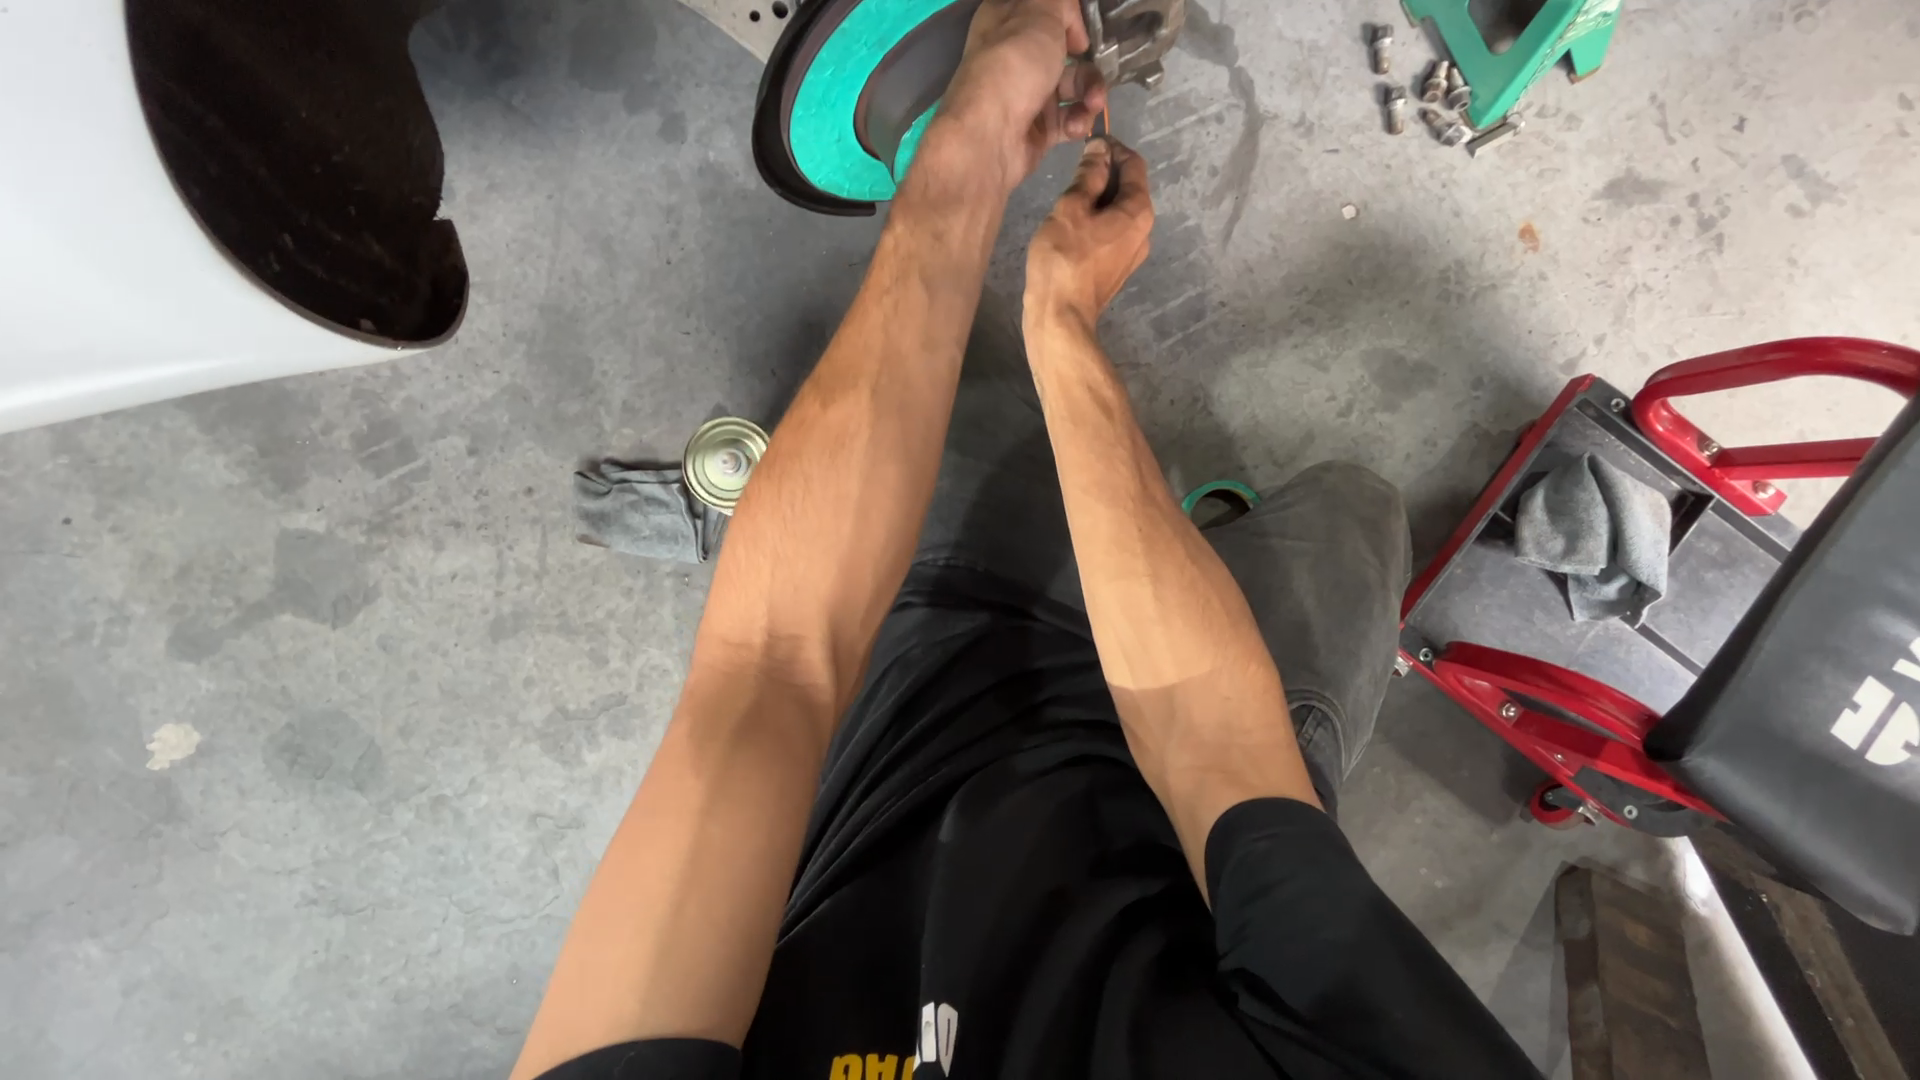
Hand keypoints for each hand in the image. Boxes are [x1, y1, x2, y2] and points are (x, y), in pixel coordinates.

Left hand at [936, 0, 1108, 192]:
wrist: (990, 137)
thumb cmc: (1014, 65)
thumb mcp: (1040, 11)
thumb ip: (1060, 4)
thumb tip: (1070, 27)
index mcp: (1006, 24)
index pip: (1040, 14)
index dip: (1065, 19)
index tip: (1080, 33)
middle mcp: (1014, 60)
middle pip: (1062, 55)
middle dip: (1087, 63)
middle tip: (1096, 70)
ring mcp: (1025, 98)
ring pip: (1071, 90)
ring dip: (1090, 93)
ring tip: (1094, 103)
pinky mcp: (1036, 133)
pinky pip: (1067, 122)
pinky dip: (1077, 123)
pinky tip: (1075, 127)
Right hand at [1024, 138, 1153, 327]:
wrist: (1060, 317)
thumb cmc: (1063, 258)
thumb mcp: (1070, 207)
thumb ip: (1088, 175)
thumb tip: (1100, 150)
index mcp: (1139, 211)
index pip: (1134, 164)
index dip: (1112, 148)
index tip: (1088, 143)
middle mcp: (1144, 232)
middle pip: (1129, 189)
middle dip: (1104, 175)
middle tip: (1073, 173)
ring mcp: (1131, 255)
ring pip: (1118, 214)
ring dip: (1097, 201)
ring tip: (1068, 202)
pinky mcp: (1116, 272)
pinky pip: (1110, 235)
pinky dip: (1096, 224)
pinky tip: (1072, 229)